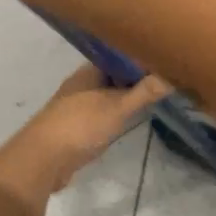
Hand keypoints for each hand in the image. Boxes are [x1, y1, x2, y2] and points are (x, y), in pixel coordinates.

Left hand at [0, 67, 172, 194]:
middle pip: (112, 75)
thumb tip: (171, 76)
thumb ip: (144, 93)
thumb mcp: (117, 107)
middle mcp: (81, 84)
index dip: (137, 55)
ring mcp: (76, 106)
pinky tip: (129, 119)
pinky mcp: (75, 127)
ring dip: (124, 96)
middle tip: (163, 77)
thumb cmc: (80, 125)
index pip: (117, 55)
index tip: (160, 56)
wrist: (43, 160)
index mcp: (88, 71)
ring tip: (152, 96)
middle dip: (133, 77)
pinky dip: (114, 114)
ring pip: (105, 95)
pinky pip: (100, 114)